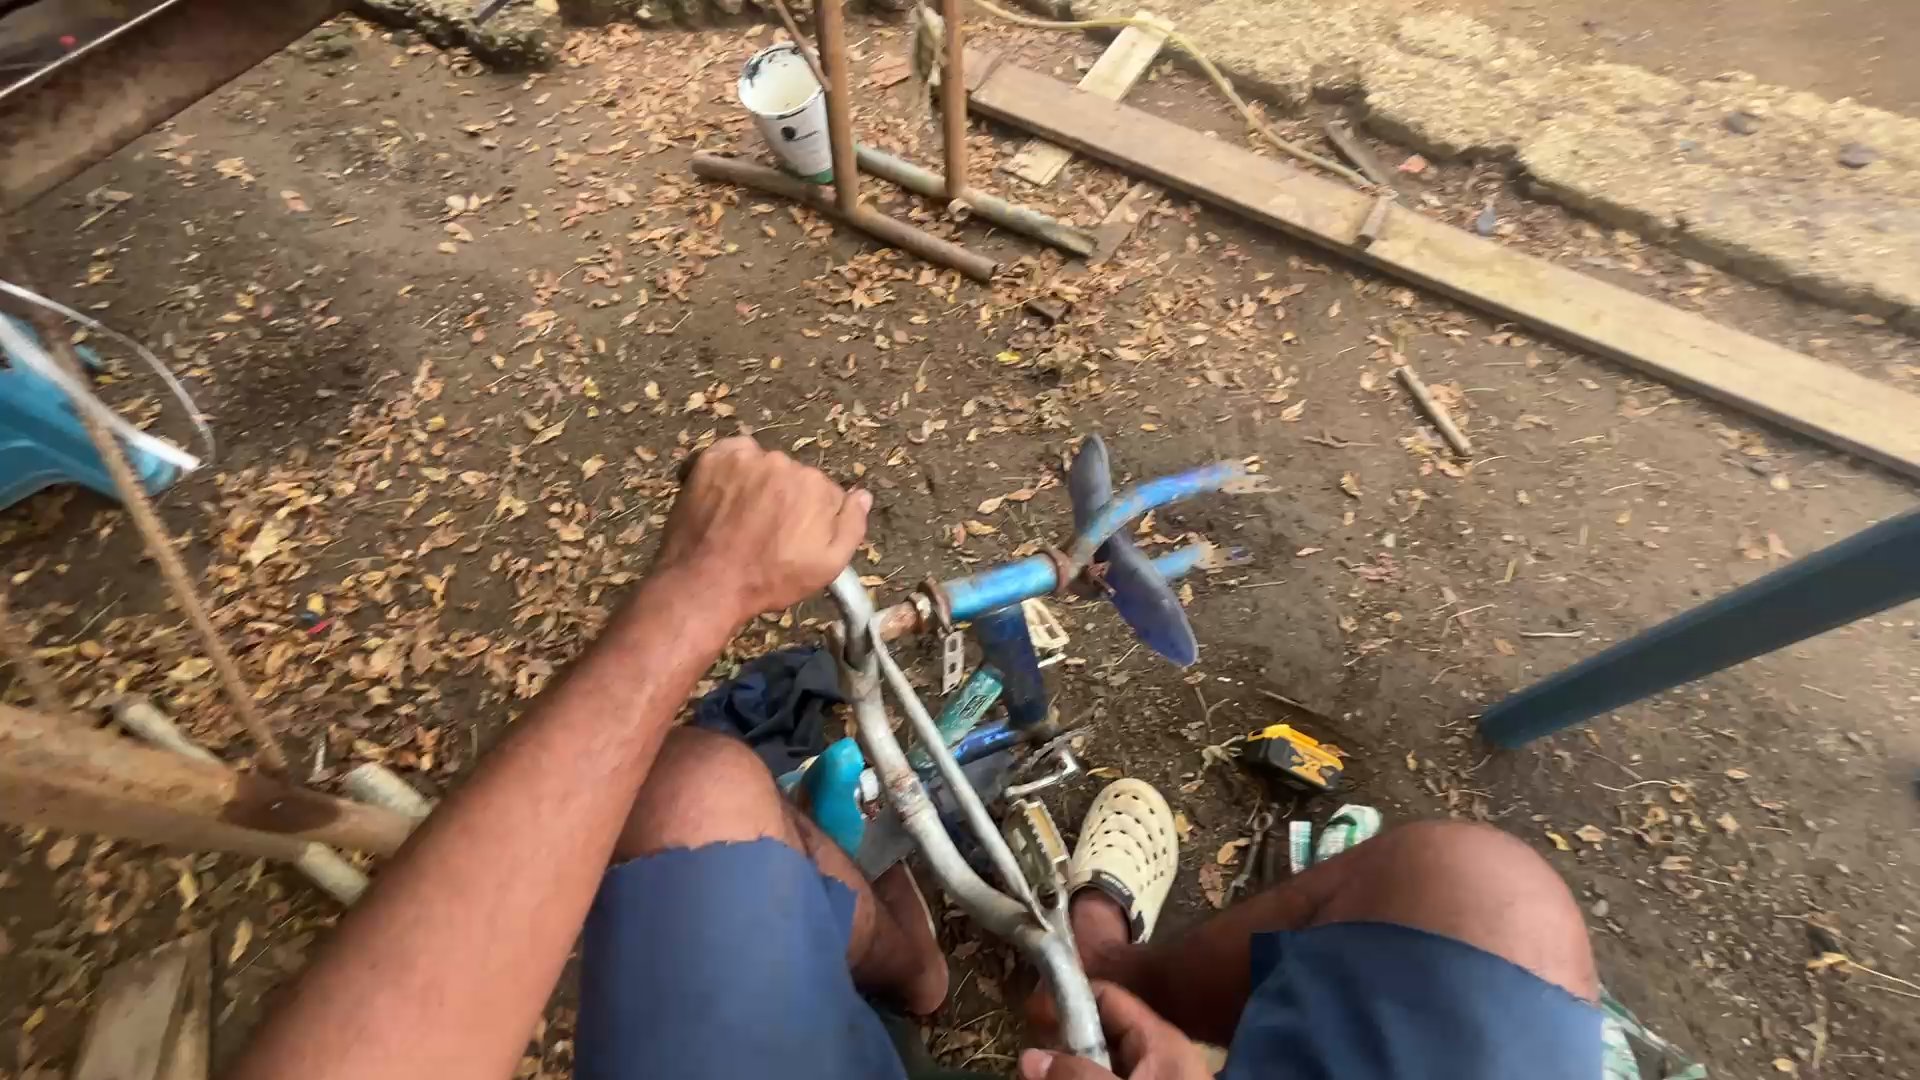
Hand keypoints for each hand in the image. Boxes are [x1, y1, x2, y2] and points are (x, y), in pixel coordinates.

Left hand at [649, 437, 869, 626]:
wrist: (707, 583)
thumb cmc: (772, 579)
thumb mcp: (829, 565)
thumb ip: (852, 525)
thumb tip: (863, 495)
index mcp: (817, 485)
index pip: (824, 492)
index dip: (812, 517)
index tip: (795, 537)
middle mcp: (784, 463)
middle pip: (793, 476)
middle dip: (785, 498)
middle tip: (766, 531)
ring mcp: (746, 459)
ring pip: (764, 465)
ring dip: (758, 484)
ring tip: (742, 517)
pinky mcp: (713, 459)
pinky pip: (732, 454)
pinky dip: (731, 469)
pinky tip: (725, 495)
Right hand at [1020, 982, 1212, 1079]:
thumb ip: (1076, 1076)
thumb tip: (1029, 1057)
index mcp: (1159, 1041)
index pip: (1107, 997)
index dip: (1068, 998)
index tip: (1030, 1015)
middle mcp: (1155, 1061)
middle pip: (1099, 1036)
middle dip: (1062, 1046)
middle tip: (1029, 1062)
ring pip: (1099, 1069)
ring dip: (1068, 1072)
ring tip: (1034, 1077)